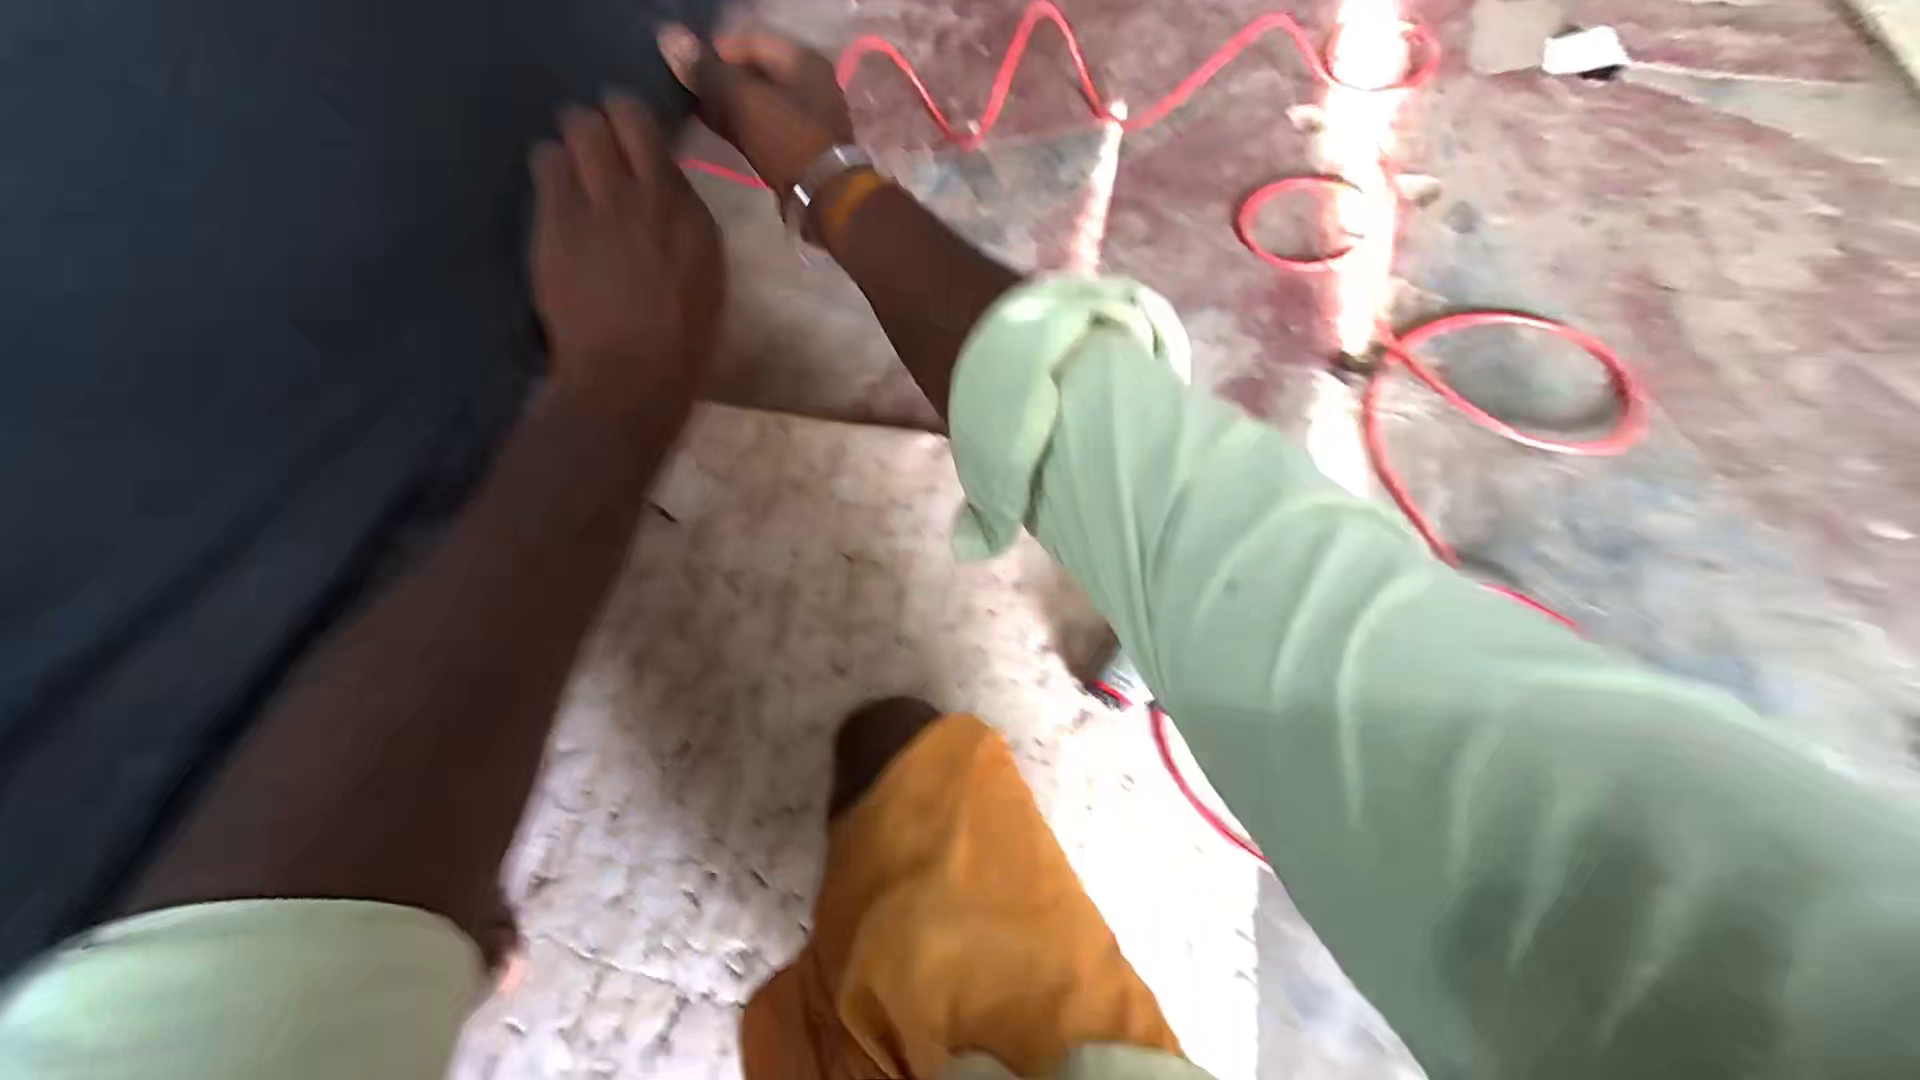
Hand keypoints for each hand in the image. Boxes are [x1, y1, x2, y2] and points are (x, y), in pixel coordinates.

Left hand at [529, 94, 723, 412]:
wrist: (630, 374)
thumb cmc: (680, 347)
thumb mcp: (704, 285)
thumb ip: (684, 236)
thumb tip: (664, 208)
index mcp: (696, 221)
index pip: (664, 146)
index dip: (641, 142)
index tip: (636, 157)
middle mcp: (653, 197)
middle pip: (619, 114)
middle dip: (606, 126)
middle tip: (600, 154)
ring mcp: (603, 202)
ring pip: (576, 126)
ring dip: (575, 148)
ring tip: (574, 180)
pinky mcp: (559, 216)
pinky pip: (545, 161)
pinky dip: (551, 173)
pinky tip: (558, 205)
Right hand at [658, 24, 854, 194]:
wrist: (824, 201)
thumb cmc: (787, 141)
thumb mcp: (743, 101)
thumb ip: (707, 72)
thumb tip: (668, 37)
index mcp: (805, 61)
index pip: (751, 40)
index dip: (715, 49)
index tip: (686, 62)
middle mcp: (811, 86)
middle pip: (755, 73)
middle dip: (720, 80)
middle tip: (685, 86)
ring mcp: (808, 122)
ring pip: (758, 104)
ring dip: (727, 105)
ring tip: (691, 105)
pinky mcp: (801, 152)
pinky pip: (764, 130)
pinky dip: (740, 127)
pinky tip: (712, 127)